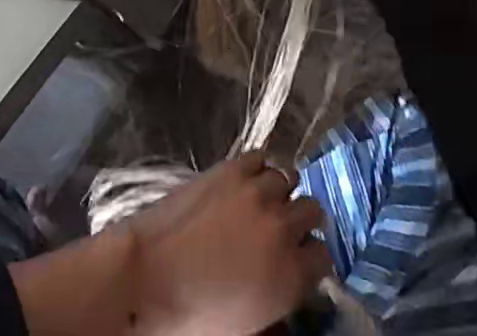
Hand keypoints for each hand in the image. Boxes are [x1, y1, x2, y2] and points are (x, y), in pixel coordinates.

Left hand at [126, 151, 331, 333]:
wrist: (152, 274)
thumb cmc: (199, 312)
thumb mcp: (253, 324)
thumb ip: (281, 299)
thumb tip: (285, 286)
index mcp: (293, 274)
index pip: (324, 255)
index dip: (310, 255)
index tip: (298, 255)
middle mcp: (282, 229)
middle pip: (311, 209)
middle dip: (300, 218)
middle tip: (282, 225)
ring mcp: (255, 194)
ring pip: (287, 178)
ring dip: (279, 189)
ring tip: (263, 198)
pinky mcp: (228, 170)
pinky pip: (257, 157)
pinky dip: (257, 166)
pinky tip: (246, 177)